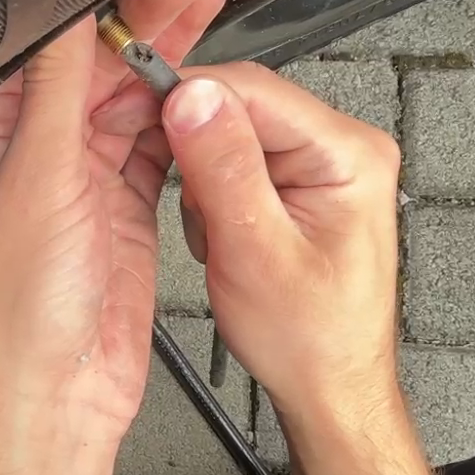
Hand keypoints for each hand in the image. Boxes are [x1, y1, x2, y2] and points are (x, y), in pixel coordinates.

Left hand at [0, 0, 225, 474]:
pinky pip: (156, 156)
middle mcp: (39, 161)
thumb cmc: (19, 313)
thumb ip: (58, 96)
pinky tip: (201, 97)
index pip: (52, 58)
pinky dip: (179, 126)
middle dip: (146, 29)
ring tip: (209, 20)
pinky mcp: (123, 217)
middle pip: (98, 76)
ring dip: (169, 70)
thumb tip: (68, 20)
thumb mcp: (36, 184)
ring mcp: (84, 188)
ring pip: (131, 111)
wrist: (55, 397)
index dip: (101, 14)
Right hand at [161, 65, 470, 474]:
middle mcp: (339, 148)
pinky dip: (209, 195)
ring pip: (230, 136)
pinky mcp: (296, 185)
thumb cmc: (311, 338)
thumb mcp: (256, 254)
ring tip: (213, 234)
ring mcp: (317, 166)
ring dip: (200, 179)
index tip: (127, 108)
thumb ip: (223, 170)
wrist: (327, 384)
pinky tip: (220, 233)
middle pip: (240, 107)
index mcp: (346, 154)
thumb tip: (192, 97)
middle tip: (171, 195)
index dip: (181, 95)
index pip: (251, 89)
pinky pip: (234, 164)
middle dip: (192, 149)